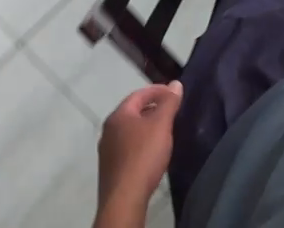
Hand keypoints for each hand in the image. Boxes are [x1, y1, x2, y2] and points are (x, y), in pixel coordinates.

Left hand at [96, 81, 180, 221]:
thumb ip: (169, 103)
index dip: (158, 90)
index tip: (175, 93)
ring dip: (147, 127)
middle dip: (153, 108)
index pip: (138, 94)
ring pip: (130, 131)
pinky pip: (128, 147)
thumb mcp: (161, 125)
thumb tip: (176, 84)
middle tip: (172, 111)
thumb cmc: (143, 156)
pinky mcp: (111, 169)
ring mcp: (107, 151)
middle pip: (133, 112)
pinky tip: (153, 152)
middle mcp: (108, 130)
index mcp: (118, 116)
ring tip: (165, 130)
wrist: (124, 199)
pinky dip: (141, 143)